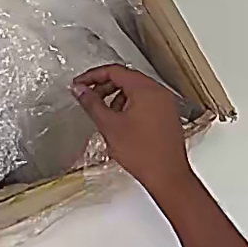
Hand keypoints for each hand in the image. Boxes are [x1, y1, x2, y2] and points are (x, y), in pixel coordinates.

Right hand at [73, 64, 194, 196]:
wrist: (167, 175)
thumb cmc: (144, 153)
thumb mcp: (109, 125)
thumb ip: (92, 103)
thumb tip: (80, 90)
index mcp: (145, 89)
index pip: (114, 71)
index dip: (93, 76)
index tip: (80, 84)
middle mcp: (158, 92)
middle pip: (126, 78)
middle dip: (104, 87)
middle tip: (89, 98)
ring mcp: (165, 104)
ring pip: (136, 91)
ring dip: (117, 98)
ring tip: (105, 114)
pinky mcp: (167, 116)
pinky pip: (145, 102)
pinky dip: (130, 106)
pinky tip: (121, 123)